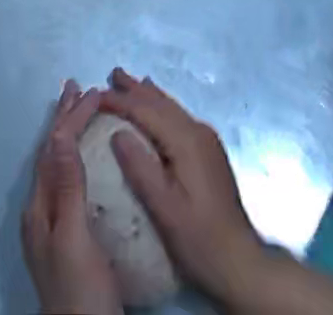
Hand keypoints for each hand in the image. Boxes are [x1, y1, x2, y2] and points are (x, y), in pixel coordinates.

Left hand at [22, 80, 122, 314]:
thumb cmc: (82, 290)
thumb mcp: (74, 236)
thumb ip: (67, 186)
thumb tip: (58, 133)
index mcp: (40, 208)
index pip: (54, 149)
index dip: (72, 117)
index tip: (93, 91)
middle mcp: (42, 212)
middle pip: (51, 154)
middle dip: (64, 119)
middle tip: (78, 87)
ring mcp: (54, 225)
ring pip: (59, 166)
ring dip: (69, 135)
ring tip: (79, 112)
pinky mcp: (70, 236)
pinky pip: (70, 181)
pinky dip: (78, 158)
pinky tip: (90, 160)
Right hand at [101, 69, 270, 307]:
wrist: (239, 259)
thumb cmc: (198, 238)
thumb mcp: (164, 209)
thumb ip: (140, 169)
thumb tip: (117, 133)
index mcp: (187, 141)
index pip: (147, 111)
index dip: (120, 101)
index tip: (94, 95)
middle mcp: (198, 132)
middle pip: (161, 103)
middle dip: (135, 88)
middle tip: (111, 74)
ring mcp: (206, 140)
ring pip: (171, 108)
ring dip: (149, 95)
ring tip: (129, 82)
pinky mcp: (208, 151)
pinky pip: (178, 118)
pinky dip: (161, 108)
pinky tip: (156, 109)